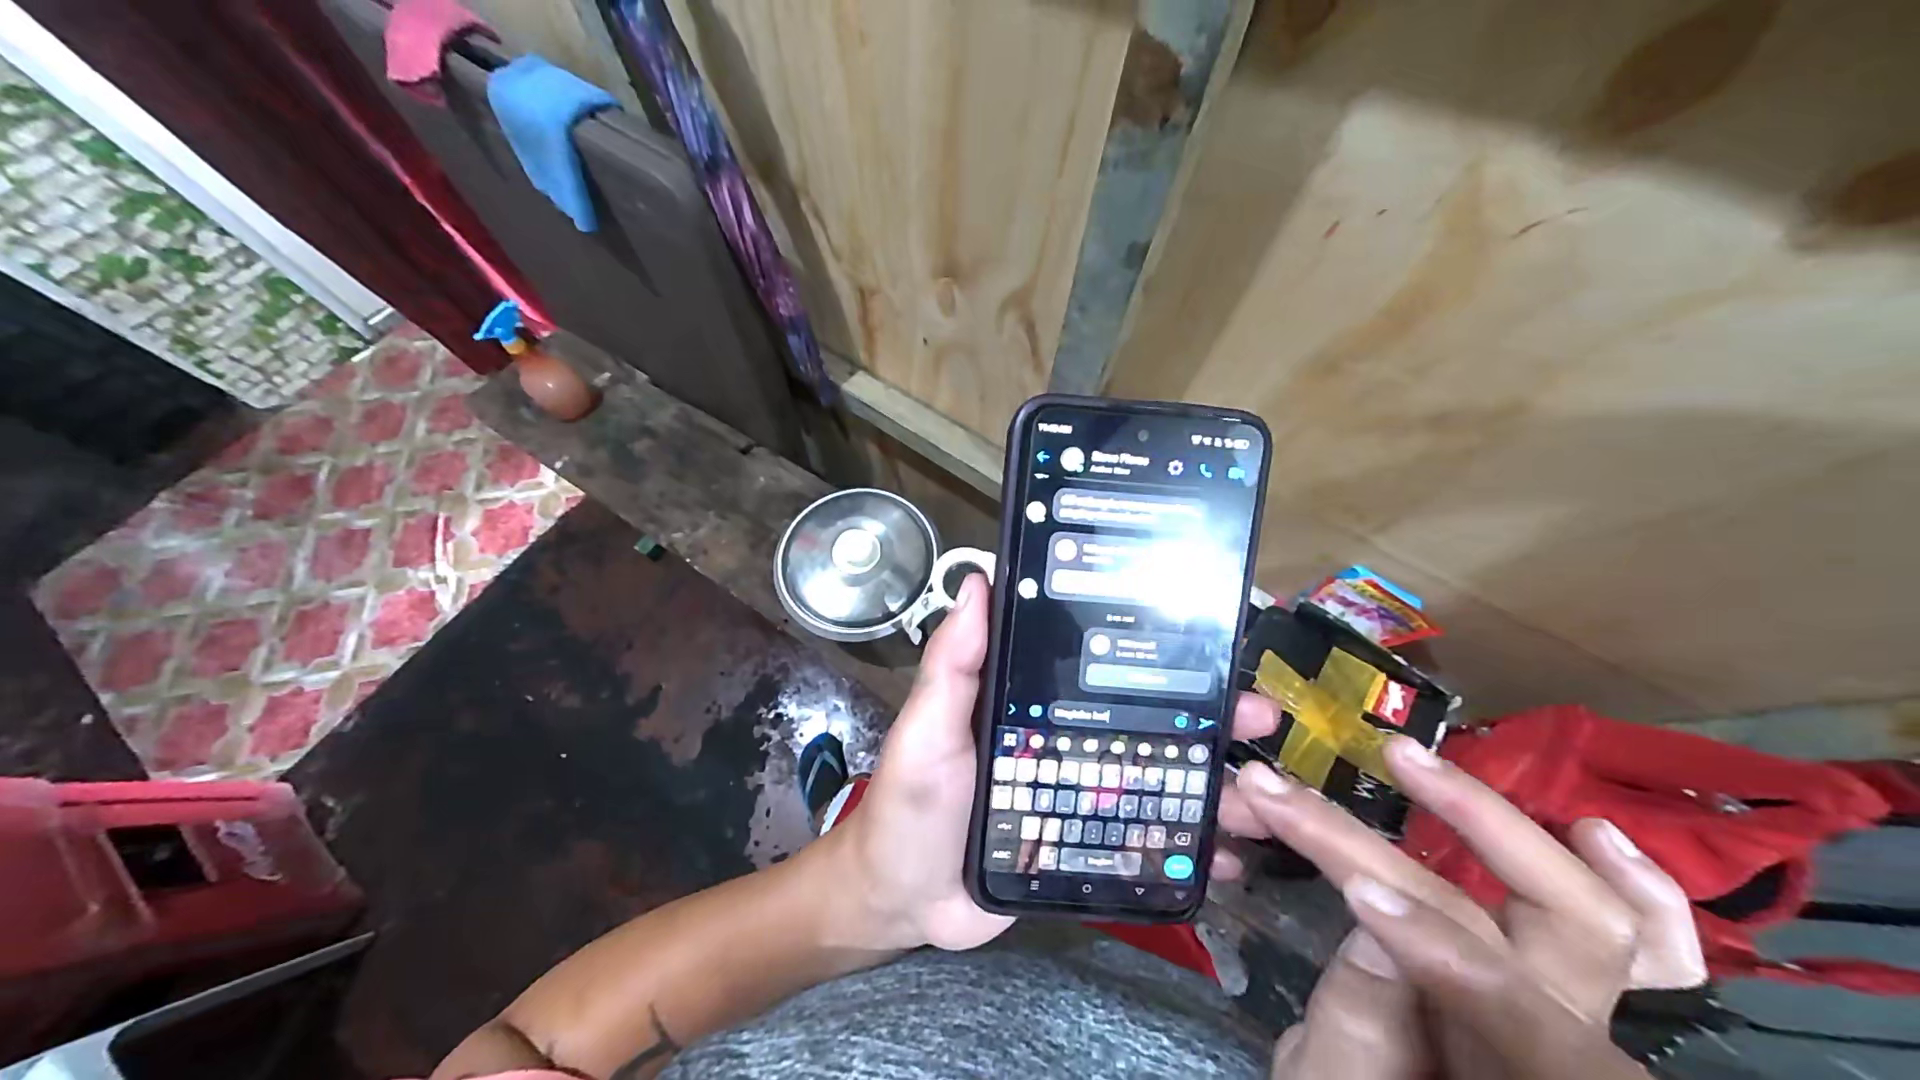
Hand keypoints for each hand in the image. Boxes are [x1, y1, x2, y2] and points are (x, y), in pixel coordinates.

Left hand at [828, 573, 1280, 951]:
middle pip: (1148, 721)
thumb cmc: (910, 803)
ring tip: (1264, 796)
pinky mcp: (1087, 844)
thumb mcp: (928, 727)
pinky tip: (1230, 856)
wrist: (905, 900)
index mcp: (1034, 702)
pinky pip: (1147, 838)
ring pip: (1160, 778)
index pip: (1104, 667)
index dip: (1156, 654)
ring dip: (1215, 783)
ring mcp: (1081, 794)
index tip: (1211, 642)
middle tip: (1258, 715)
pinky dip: (1189, 845)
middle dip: (1208, 716)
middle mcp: (1066, 739)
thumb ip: (953, 664)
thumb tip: (978, 580)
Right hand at [1231, 735, 1703, 1079]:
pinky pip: (1646, 953)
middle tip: (1326, 785)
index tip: (1355, 892)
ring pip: (1594, 917)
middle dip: (1419, 849)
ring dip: (1495, 824)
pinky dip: (1626, 886)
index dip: (1439, 948)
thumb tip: (1370, 912)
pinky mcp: (1567, 996)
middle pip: (1527, 930)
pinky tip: (1589, 831)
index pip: (1511, 1010)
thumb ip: (1355, 1027)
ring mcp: (1581, 1016)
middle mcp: (1571, 1040)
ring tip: (1414, 764)